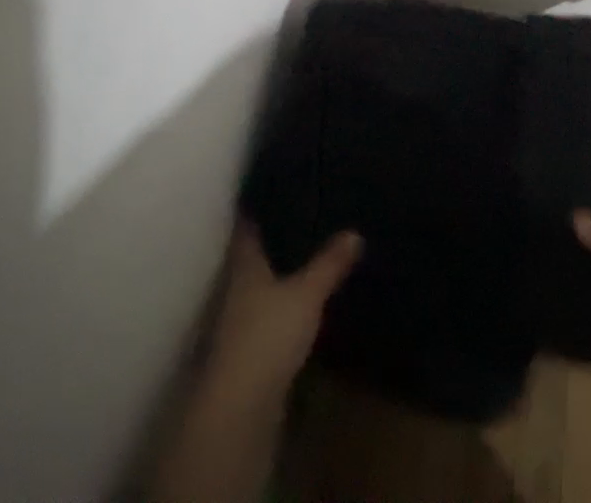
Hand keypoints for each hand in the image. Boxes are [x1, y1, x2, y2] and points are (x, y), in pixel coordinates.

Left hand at [208, 219, 362, 393]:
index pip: (248, 227)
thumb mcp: (306, 293)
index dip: (262, 206)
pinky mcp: (252, 346)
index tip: (281, 187)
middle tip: (311, 214)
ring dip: (284, 271)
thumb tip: (354, 231)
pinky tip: (311, 298)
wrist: (241, 403)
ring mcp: (241, 319)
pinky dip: (289, 300)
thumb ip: (328, 263)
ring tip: (318, 252)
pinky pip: (273, 309)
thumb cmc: (268, 334)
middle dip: (278, 237)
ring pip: (264, 283)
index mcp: (243, 266)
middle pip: (255, 254)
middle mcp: (236, 287)